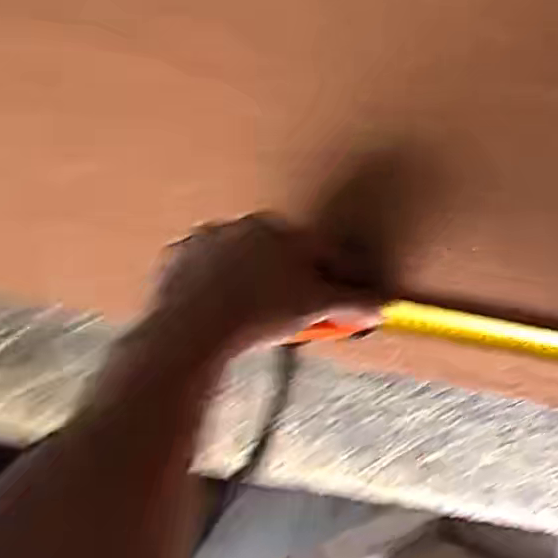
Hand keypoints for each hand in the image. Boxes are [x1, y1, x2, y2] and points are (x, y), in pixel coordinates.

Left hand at [142, 213, 372, 360]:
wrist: (191, 331)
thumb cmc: (256, 311)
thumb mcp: (317, 308)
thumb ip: (353, 303)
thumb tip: (380, 306)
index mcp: (282, 229)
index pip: (324, 252)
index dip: (340, 278)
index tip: (345, 298)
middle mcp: (244, 225)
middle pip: (285, 254)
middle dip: (298, 280)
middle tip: (305, 312)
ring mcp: (207, 240)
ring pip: (248, 262)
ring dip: (261, 282)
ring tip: (268, 316)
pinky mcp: (178, 260)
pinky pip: (211, 271)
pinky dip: (224, 287)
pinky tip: (232, 310)